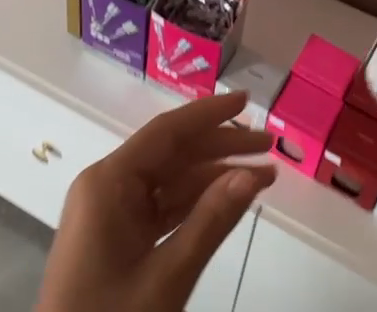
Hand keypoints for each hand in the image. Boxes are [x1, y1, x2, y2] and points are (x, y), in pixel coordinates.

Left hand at [36, 92, 277, 311]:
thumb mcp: (167, 275)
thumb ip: (211, 221)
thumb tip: (252, 174)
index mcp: (108, 182)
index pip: (166, 132)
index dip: (208, 114)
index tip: (246, 101)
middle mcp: (106, 186)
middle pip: (170, 153)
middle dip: (221, 147)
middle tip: (270, 146)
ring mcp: (109, 213)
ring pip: (169, 180)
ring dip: (213, 177)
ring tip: (263, 176)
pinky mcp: (114, 238)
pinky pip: (160, 207)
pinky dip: (195, 204)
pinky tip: (229, 201)